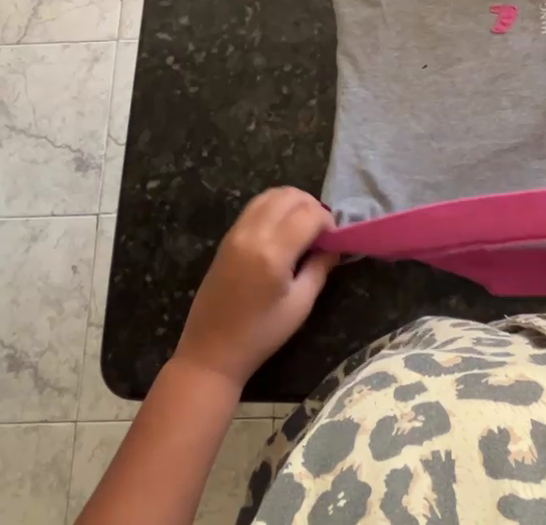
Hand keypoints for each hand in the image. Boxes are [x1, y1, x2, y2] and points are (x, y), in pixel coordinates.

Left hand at [173, 187, 339, 387]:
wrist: (211, 351)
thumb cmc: (261, 334)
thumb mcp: (300, 305)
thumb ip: (320, 268)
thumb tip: (334, 246)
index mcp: (272, 252)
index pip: (309, 214)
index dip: (328, 221)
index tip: (334, 240)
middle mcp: (252, 233)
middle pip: (290, 196)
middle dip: (312, 206)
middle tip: (321, 232)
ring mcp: (236, 232)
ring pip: (271, 194)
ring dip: (293, 203)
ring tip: (303, 228)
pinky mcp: (227, 236)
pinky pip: (255, 206)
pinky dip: (274, 207)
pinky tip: (283, 230)